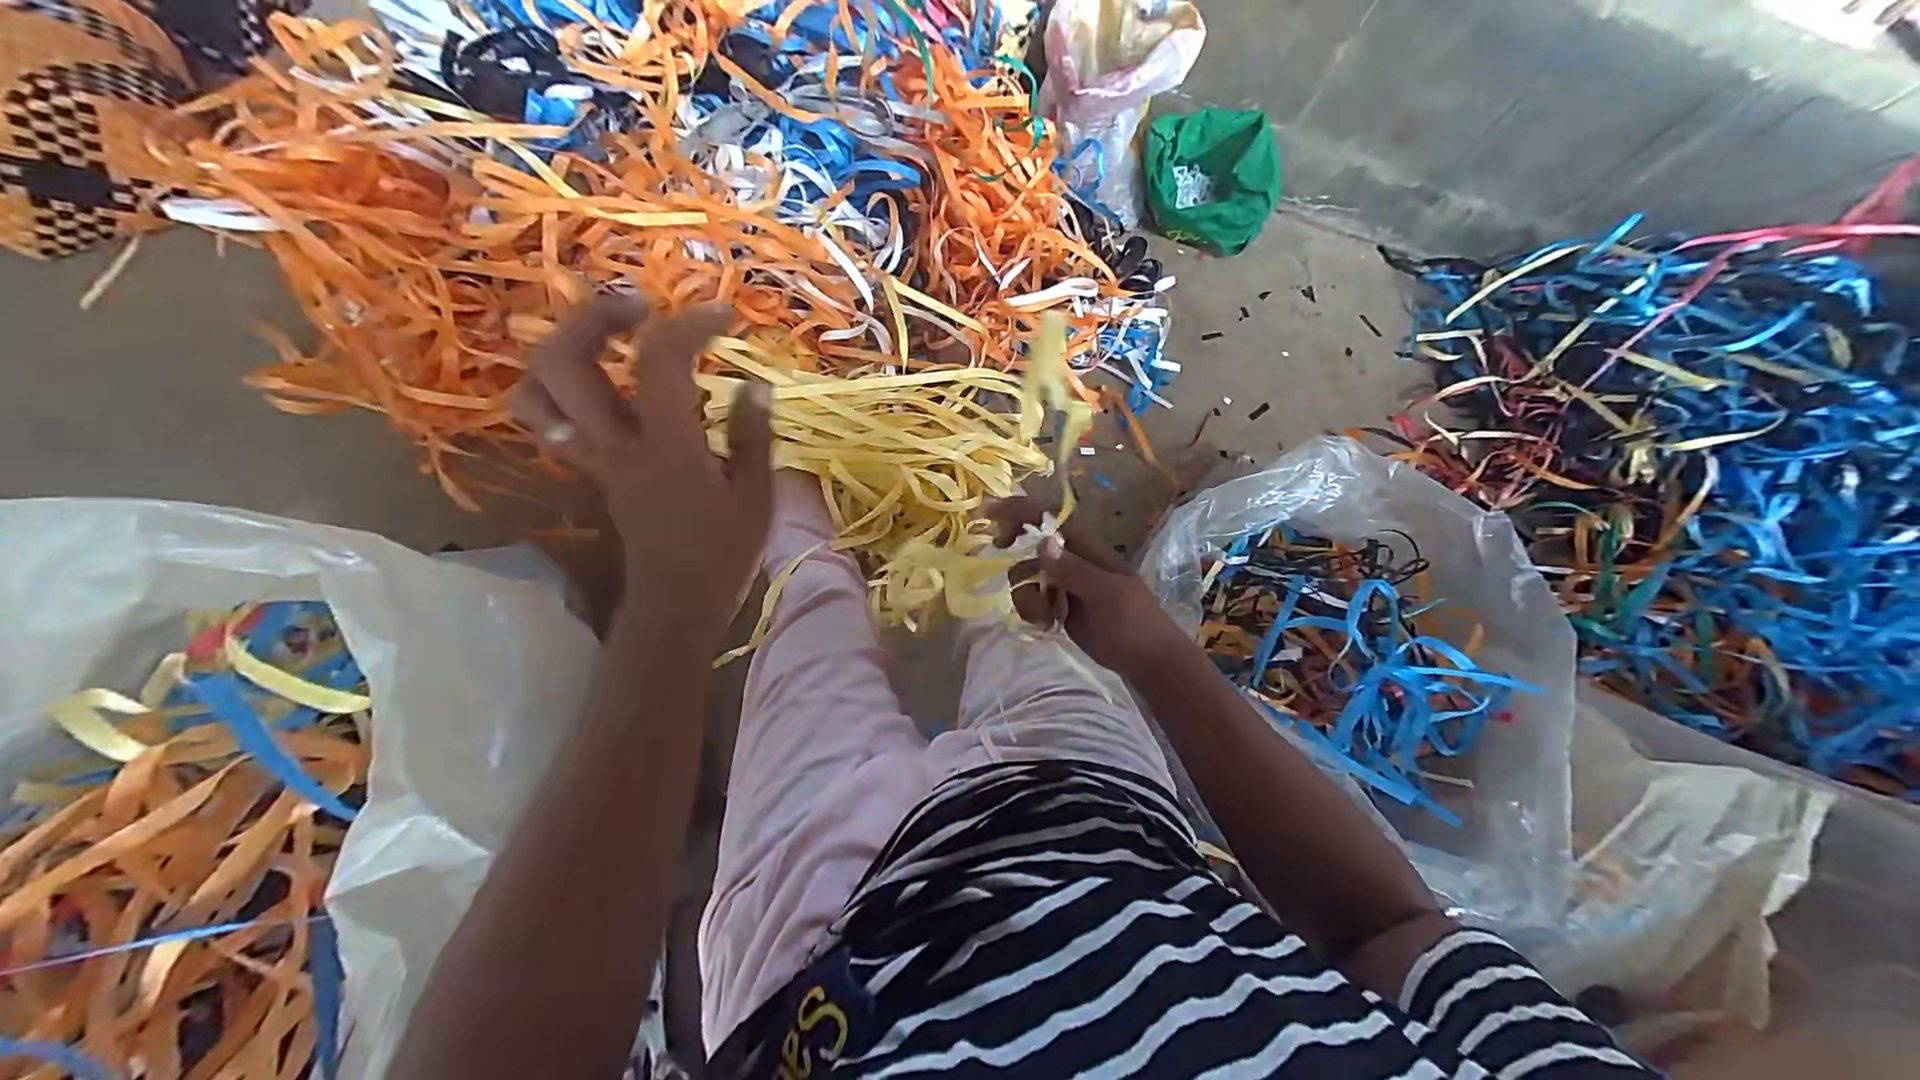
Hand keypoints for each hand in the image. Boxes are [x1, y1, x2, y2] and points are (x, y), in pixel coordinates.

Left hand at [514, 295, 772, 639]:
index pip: (660, 361)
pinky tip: (600, 380)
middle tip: (643, 306)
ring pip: (536, 391)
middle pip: (564, 361)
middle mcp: (615, 445)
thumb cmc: (725, 554)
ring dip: (562, 348)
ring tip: (609, 334)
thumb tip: (757, 383)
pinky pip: (549, 420)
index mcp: (665, 448)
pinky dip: (561, 388)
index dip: (690, 324)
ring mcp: (595, 458)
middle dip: (597, 316)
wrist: (678, 602)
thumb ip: (753, 434)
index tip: (726, 316)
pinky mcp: (592, 469)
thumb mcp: (756, 495)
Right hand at [988, 496, 1185, 673]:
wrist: (1151, 663)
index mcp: (1089, 550)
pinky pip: (1034, 600)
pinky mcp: (1061, 609)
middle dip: (1016, 553)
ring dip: (1026, 593)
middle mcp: (1074, 563)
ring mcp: (1067, 587)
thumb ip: (1074, 569)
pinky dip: (1031, 609)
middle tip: (1002, 559)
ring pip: (1028, 576)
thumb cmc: (1135, 625)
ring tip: (1044, 616)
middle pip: (1032, 546)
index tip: (991, 512)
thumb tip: (1042, 541)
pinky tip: (1047, 624)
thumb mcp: (1107, 595)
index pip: (1051, 519)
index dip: (1022, 511)